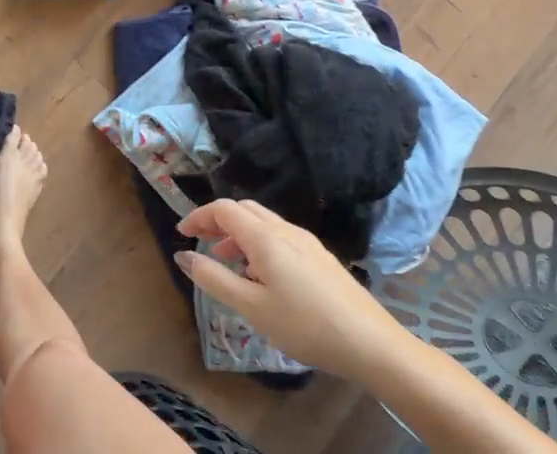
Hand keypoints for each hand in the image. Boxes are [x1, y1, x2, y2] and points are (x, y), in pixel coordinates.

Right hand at [175, 198, 408, 379]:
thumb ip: (213, 278)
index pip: (223, 209)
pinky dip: (260, 245)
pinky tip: (263, 277)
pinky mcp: (323, 259)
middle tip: (201, 244)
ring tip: (228, 264)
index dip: (198, 217)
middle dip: (218, 221)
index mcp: (265, 238)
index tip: (182, 234)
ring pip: (264, 223)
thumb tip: (184, 256)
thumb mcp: (251, 307)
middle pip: (244, 210)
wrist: (375, 347)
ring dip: (239, 234)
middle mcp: (286, 231)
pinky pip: (282, 238)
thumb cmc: (306, 326)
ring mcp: (309, 244)